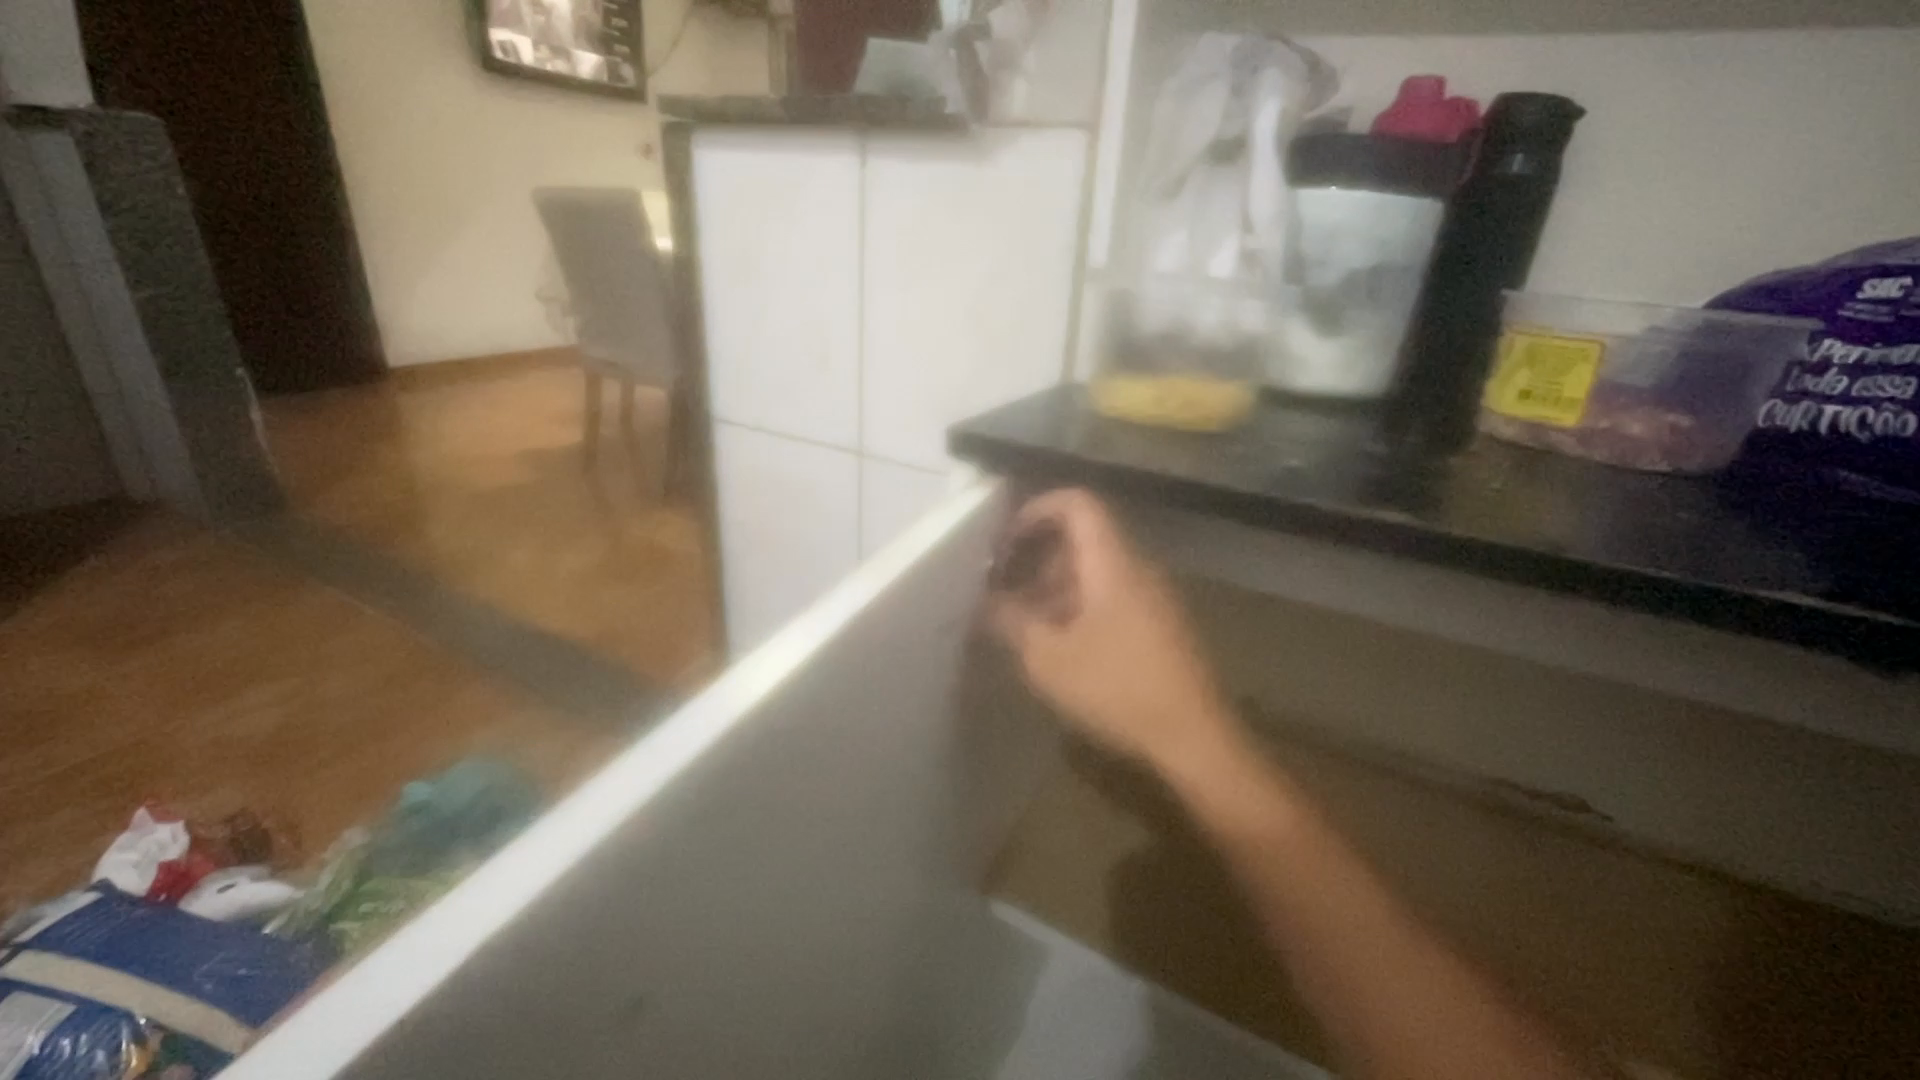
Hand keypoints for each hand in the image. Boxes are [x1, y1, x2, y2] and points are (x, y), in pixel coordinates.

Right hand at [989, 489, 1236, 770]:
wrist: (1194, 736)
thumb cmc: (1116, 687)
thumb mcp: (1048, 658)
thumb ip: (1013, 622)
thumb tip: (987, 601)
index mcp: (1112, 562)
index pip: (1077, 503)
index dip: (1036, 510)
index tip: (1004, 541)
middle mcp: (1138, 569)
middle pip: (1084, 539)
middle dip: (1038, 558)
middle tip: (1003, 590)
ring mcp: (1154, 599)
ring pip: (1097, 573)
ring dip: (1056, 589)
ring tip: (1023, 625)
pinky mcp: (1161, 627)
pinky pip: (1113, 598)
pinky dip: (1079, 608)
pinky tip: (1059, 648)